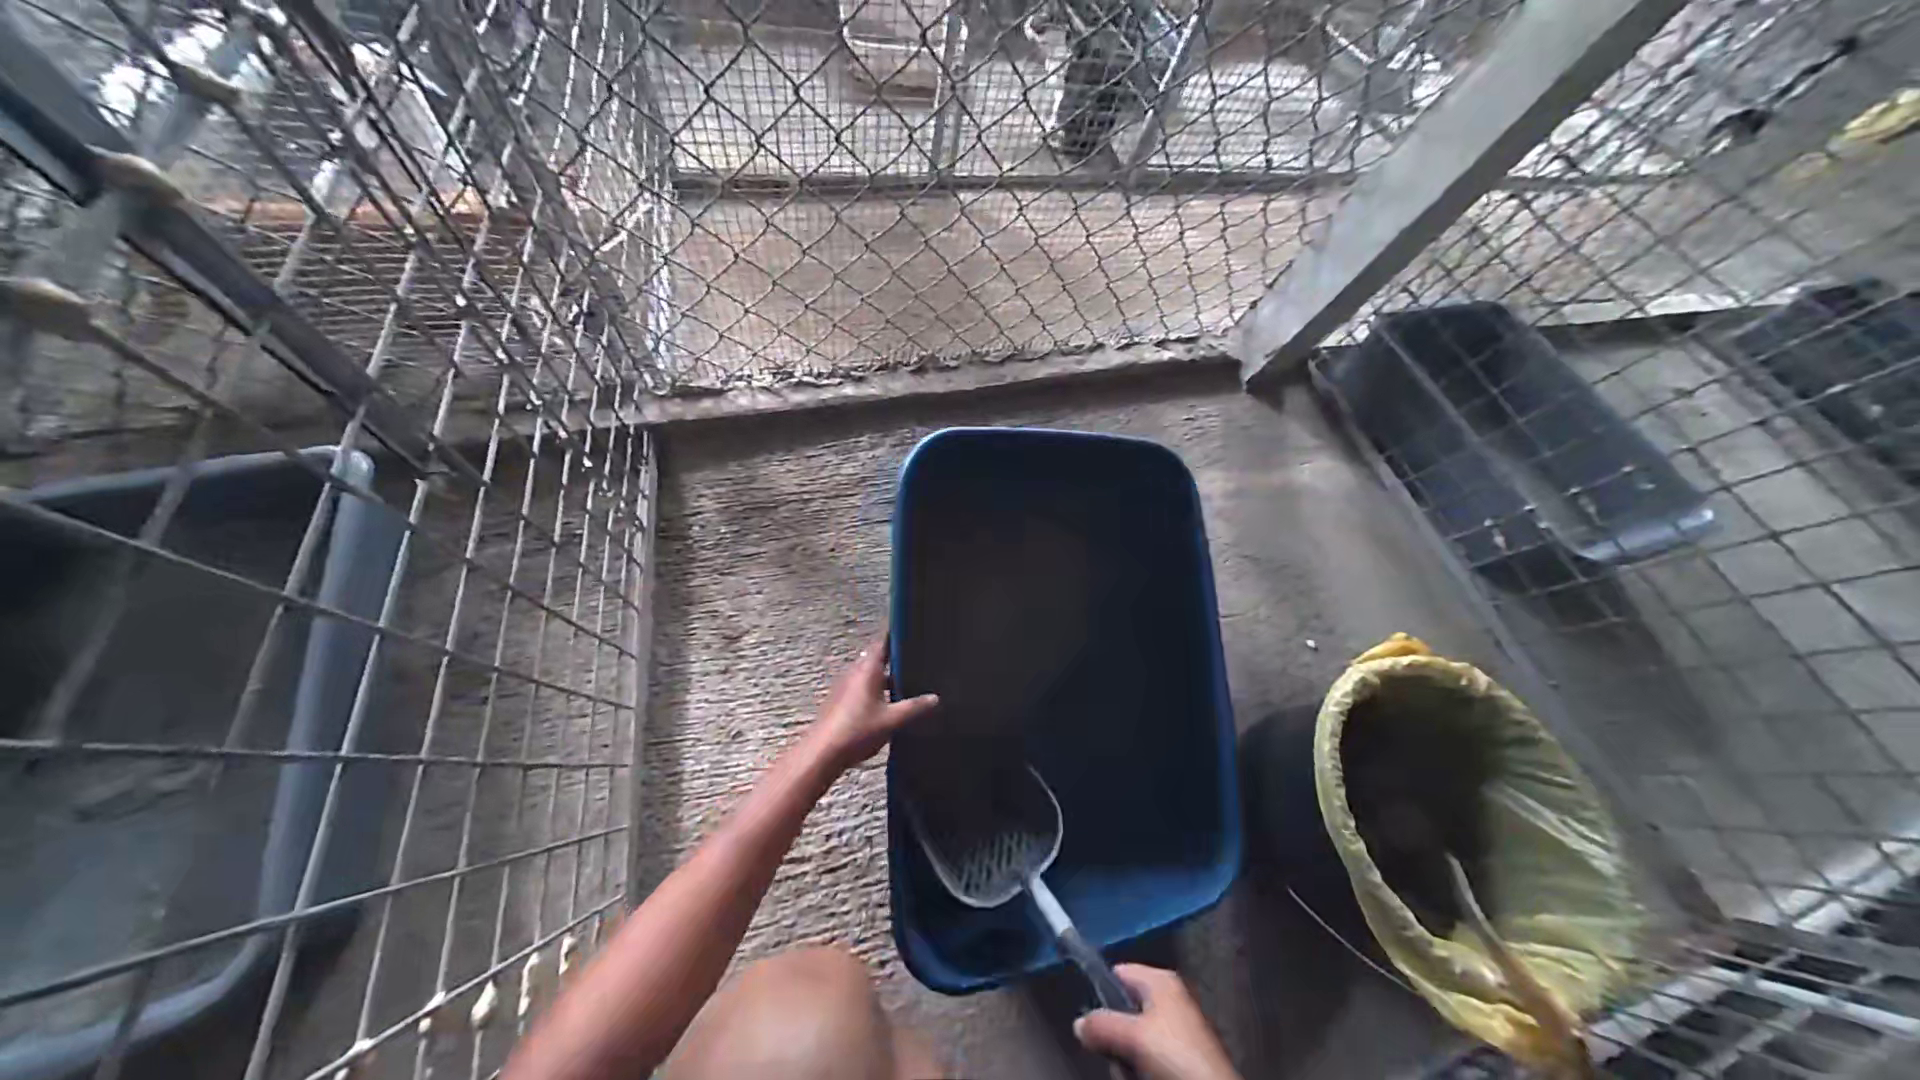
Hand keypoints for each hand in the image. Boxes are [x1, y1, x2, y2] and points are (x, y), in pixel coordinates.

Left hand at [809, 633, 938, 769]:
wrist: (823, 753)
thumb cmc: (857, 730)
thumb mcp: (892, 719)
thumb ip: (915, 707)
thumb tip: (935, 698)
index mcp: (867, 669)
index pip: (882, 642)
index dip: (895, 635)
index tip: (908, 630)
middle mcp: (853, 672)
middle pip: (875, 658)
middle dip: (892, 659)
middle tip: (913, 661)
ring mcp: (844, 686)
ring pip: (868, 675)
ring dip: (883, 678)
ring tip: (904, 686)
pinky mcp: (839, 701)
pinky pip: (860, 688)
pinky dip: (874, 691)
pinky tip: (885, 706)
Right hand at [1073, 965, 1240, 1079]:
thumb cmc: (1177, 1060)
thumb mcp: (1134, 1038)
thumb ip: (1101, 1025)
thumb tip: (1079, 1024)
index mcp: (1160, 981)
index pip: (1117, 973)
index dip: (1100, 992)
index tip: (1091, 1020)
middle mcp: (1168, 1000)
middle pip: (1122, 1010)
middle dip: (1113, 1036)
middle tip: (1118, 1055)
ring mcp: (1174, 1032)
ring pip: (1131, 1040)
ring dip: (1126, 1061)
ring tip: (1133, 1075)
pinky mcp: (1179, 1060)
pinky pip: (1146, 1059)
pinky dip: (1140, 1071)